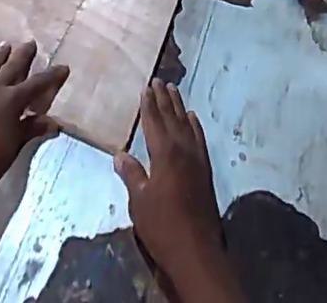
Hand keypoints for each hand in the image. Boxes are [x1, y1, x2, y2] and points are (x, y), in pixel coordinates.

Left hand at [0, 41, 67, 219]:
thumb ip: (32, 129)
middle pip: (12, 67)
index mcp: (12, 100)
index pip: (38, 83)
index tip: (63, 68)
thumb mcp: (14, 146)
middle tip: (30, 43)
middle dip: (23, 55)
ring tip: (5, 46)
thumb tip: (55, 124)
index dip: (52, 75)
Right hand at [113, 80, 243, 302]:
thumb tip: (120, 154)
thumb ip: (132, 174)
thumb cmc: (161, 224)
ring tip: (174, 90)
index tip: (146, 87)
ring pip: (187, 123)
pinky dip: (194, 124)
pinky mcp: (205, 167)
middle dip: (164, 98)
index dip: (149, 104)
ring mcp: (197, 156)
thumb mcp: (139, 201)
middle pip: (172, 116)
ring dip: (179, 106)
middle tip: (159, 81)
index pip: (155, 121)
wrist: (195, 246)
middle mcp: (182, 147)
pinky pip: (199, 137)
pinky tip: (192, 118)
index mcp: (164, 152)